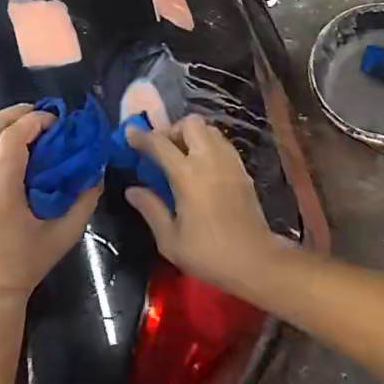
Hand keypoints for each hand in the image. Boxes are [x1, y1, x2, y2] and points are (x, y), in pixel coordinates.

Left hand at [0, 104, 100, 306]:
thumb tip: (97, 165)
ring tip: (18, 122)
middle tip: (40, 116)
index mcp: (1, 197)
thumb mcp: (66, 233)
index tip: (54, 122)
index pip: (11, 141)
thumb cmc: (28, 263)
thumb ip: (85, 197)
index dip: (33, 121)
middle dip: (15, 114)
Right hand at [125, 116, 291, 291]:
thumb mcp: (170, 240)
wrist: (254, 260)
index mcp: (188, 175)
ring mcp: (229, 161)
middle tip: (162, 149)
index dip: (142, 136)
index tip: (130, 133)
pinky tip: (201, 167)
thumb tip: (132, 190)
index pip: (160, 143)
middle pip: (190, 123)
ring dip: (192, 135)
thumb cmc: (208, 253)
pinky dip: (208, 144)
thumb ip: (150, 209)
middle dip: (172, 129)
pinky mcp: (242, 169)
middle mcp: (209, 159)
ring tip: (181, 156)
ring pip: (209, 129)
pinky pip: (222, 143)